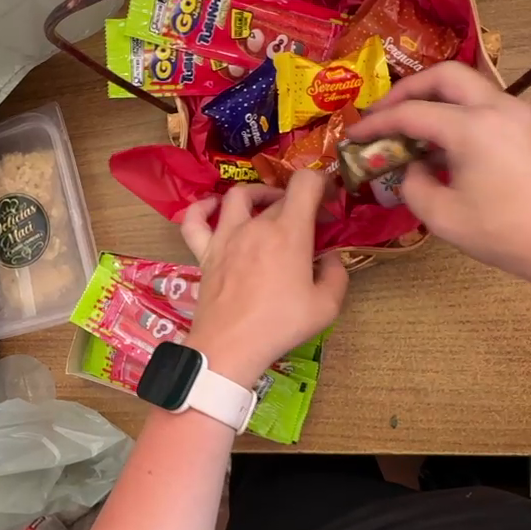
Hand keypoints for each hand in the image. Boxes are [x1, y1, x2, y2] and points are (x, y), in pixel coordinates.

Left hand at [177, 171, 347, 384]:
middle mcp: (255, 226)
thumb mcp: (326, 306)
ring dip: (258, 194)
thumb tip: (330, 258)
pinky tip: (213, 209)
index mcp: (289, 232)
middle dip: (300, 203)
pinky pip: (194, 221)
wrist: (230, 347)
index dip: (322, 184)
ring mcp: (225, 237)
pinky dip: (202, 208)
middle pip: (279, 198)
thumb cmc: (280, 326)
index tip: (329, 204)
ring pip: (238, 197)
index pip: (306, 182)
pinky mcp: (204, 254)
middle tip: (310, 226)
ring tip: (269, 207)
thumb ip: (336, 275)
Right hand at [347, 62, 530, 293]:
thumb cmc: (502, 232)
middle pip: (444, 76)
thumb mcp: (441, 216)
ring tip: (406, 130)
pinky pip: (480, 105)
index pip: (412, 112)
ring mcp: (516, 114)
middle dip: (406, 91)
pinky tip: (437, 145)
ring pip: (465, 87)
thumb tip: (410, 167)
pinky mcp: (525, 127)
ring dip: (432, 100)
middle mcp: (496, 108)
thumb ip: (413, 184)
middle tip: (381, 115)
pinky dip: (453, 114)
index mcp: (472, 127)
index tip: (352, 134)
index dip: (376, 122)